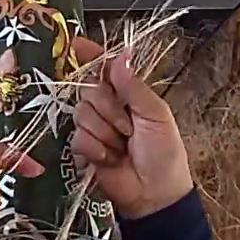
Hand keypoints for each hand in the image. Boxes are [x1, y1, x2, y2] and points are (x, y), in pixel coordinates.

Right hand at [70, 36, 192, 219]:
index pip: (103, 67)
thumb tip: (121, 54)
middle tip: (128, 128)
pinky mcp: (82, 147)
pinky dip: (94, 149)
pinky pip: (77, 137)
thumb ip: (133, 86)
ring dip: (104, 133)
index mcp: (127, 93)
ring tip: (121, 147)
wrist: (155, 196)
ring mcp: (93, 126)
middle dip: (109, 110)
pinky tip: (108, 159)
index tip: (75, 43)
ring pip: (81, 114)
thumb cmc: (164, 153)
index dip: (89, 54)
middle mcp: (107, 106)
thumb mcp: (155, 115)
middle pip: (89, 90)